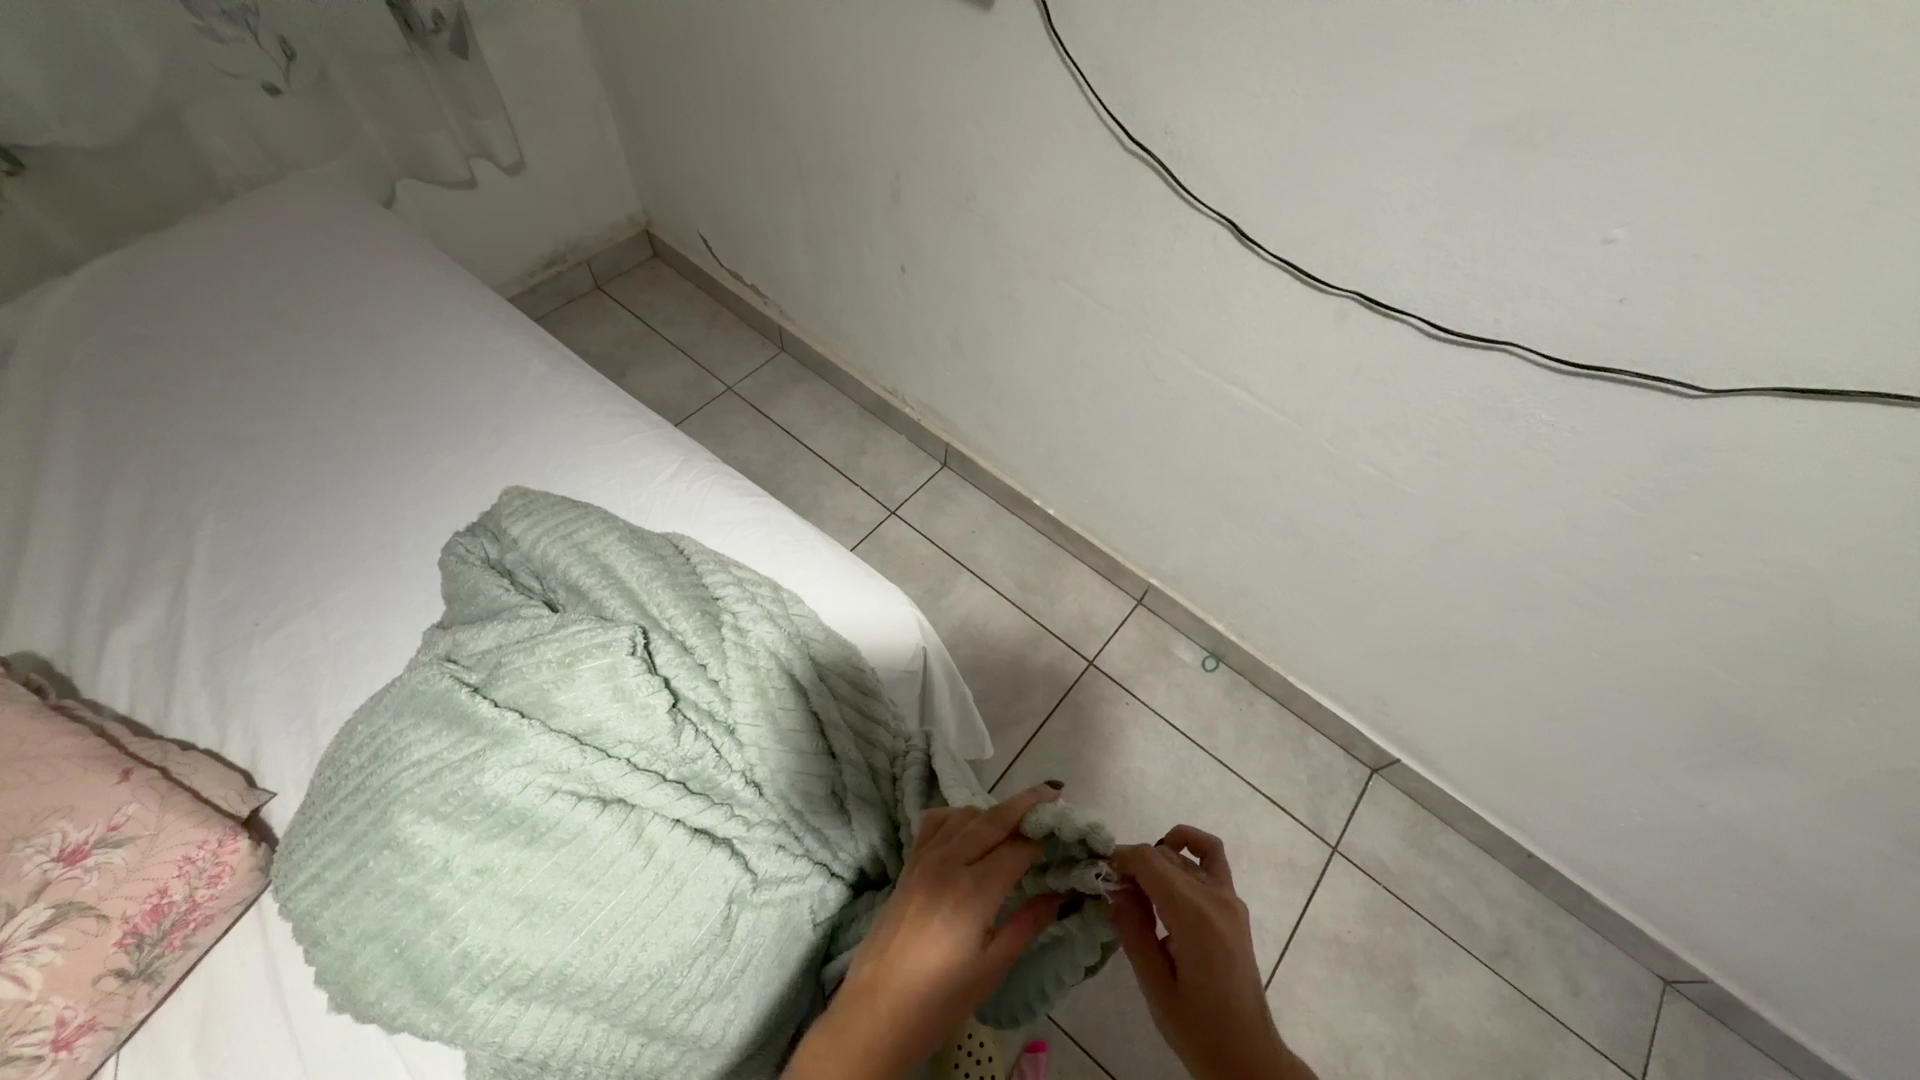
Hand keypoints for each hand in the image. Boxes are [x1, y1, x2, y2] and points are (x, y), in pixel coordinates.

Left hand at [783, 784, 1067, 1079]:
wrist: (875, 1012)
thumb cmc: (939, 1000)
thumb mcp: (992, 967)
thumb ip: (1028, 923)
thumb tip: (1061, 894)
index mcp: (973, 890)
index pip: (1018, 848)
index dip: (1044, 839)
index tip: (1067, 836)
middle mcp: (948, 863)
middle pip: (993, 819)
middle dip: (1025, 804)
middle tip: (1054, 795)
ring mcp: (923, 861)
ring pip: (964, 816)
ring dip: (994, 810)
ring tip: (1018, 820)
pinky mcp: (908, 866)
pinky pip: (935, 824)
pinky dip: (958, 816)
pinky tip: (971, 828)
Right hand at [1109, 826, 1316, 1079]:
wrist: (1246, 1052)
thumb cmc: (1196, 1027)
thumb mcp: (1154, 984)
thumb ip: (1133, 930)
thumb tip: (1115, 889)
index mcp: (1194, 917)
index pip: (1150, 861)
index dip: (1121, 859)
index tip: (1100, 875)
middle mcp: (1216, 898)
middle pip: (1165, 855)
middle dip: (1135, 863)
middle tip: (1114, 892)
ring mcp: (1230, 899)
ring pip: (1185, 855)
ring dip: (1157, 860)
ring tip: (1137, 888)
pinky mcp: (1235, 907)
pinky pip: (1212, 860)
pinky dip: (1189, 850)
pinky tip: (1169, 863)